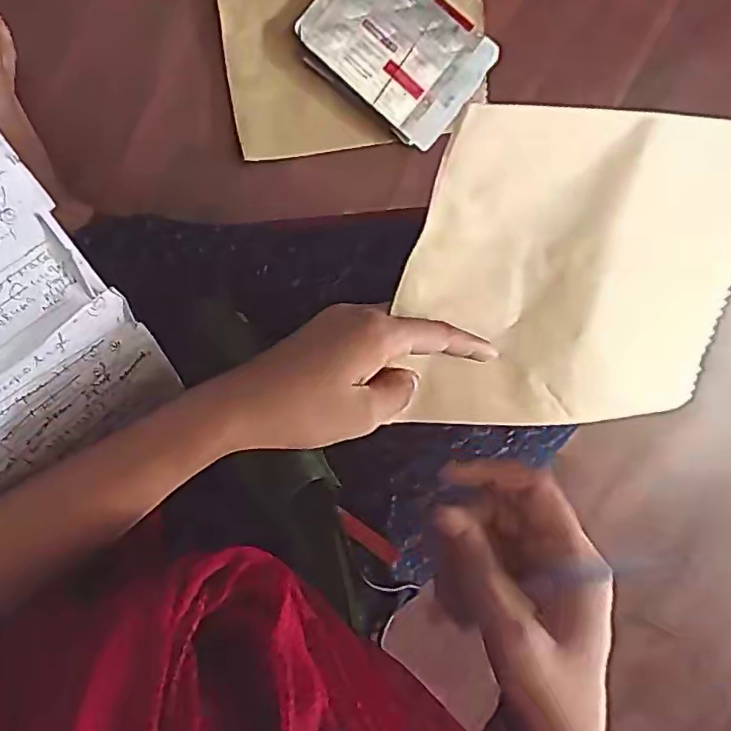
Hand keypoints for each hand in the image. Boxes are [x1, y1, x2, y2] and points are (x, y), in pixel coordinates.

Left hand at [203, 304, 495, 452]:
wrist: (241, 404)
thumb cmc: (304, 412)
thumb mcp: (363, 415)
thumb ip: (397, 394)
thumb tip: (404, 376)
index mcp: (375, 332)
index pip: (432, 333)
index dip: (464, 344)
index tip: (490, 351)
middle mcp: (356, 315)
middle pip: (405, 327)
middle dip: (429, 346)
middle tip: (456, 364)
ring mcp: (333, 319)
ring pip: (381, 333)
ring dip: (398, 354)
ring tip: (410, 380)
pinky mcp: (316, 332)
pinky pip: (361, 338)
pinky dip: (376, 355)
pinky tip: (374, 376)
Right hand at [434, 462, 611, 730]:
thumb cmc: (549, 693)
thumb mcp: (510, 630)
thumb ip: (476, 565)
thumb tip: (442, 511)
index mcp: (574, 557)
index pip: (535, 488)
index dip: (491, 473)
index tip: (445, 478)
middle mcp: (557, 555)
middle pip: (502, 511)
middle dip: (465, 531)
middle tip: (439, 559)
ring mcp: (536, 570)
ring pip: (484, 534)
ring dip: (457, 560)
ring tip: (450, 603)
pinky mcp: (517, 587)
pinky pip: (479, 560)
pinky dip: (459, 577)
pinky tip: (455, 614)